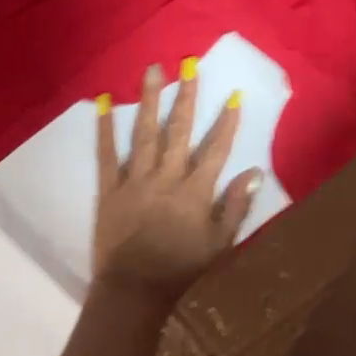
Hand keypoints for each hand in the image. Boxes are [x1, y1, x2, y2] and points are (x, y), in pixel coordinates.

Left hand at [93, 62, 260, 304]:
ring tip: (153, 70)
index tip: (234, 96)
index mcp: (195, 191)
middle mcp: (166, 178)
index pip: (215, 149)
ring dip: (149, 100)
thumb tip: (254, 172)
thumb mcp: (220, 242)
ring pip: (145, 134)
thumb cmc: (182, 269)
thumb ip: (236, 206)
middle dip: (187, 97)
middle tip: (190, 65)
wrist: (134, 290)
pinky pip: (106, 155)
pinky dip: (104, 128)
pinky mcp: (109, 190)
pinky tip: (102, 103)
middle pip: (179, 131)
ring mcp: (135, 181)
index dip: (226, 122)